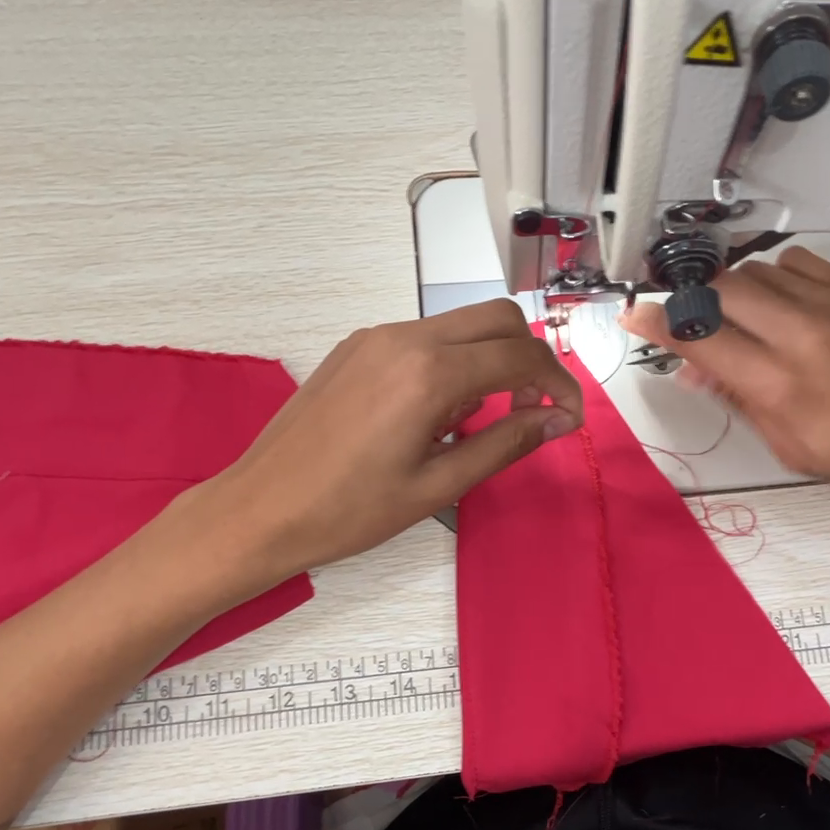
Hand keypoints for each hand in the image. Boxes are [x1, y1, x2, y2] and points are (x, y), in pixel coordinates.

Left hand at [182, 300, 582, 602]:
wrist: (261, 508)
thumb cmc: (351, 510)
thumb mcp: (440, 486)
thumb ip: (506, 443)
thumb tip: (557, 420)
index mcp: (429, 373)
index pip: (521, 355)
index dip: (558, 384)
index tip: (567, 419)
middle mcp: (405, 338)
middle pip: (498, 318)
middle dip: (530, 359)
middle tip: (529, 414)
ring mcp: (376, 337)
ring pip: (461, 326)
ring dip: (489, 362)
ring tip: (474, 425)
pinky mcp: (356, 347)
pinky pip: (424, 339)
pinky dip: (452, 364)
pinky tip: (435, 416)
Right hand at [622, 247, 829, 501]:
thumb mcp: (793, 448)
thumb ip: (741, 403)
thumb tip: (699, 370)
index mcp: (778, 386)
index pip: (701, 339)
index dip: (659, 324)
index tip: (635, 314)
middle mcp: (799, 334)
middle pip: (721, 291)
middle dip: (695, 304)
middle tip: (695, 325)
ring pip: (757, 271)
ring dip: (736, 292)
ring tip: (742, 320)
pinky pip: (798, 263)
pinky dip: (777, 278)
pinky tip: (784, 304)